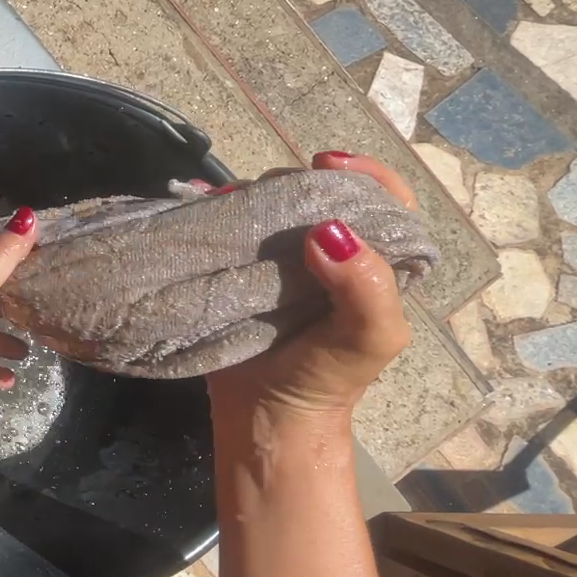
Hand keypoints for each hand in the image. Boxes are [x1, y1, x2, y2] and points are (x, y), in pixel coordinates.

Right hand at [205, 151, 414, 425]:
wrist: (264, 414)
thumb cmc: (326, 378)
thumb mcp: (367, 339)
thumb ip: (364, 287)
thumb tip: (327, 230)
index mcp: (373, 264)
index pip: (382, 202)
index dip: (359, 174)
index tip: (321, 162)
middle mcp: (326, 256)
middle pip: (316, 198)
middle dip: (289, 184)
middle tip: (257, 192)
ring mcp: (276, 265)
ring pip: (269, 212)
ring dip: (246, 198)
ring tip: (220, 202)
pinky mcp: (234, 274)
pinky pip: (227, 234)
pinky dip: (210, 214)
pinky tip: (193, 203)